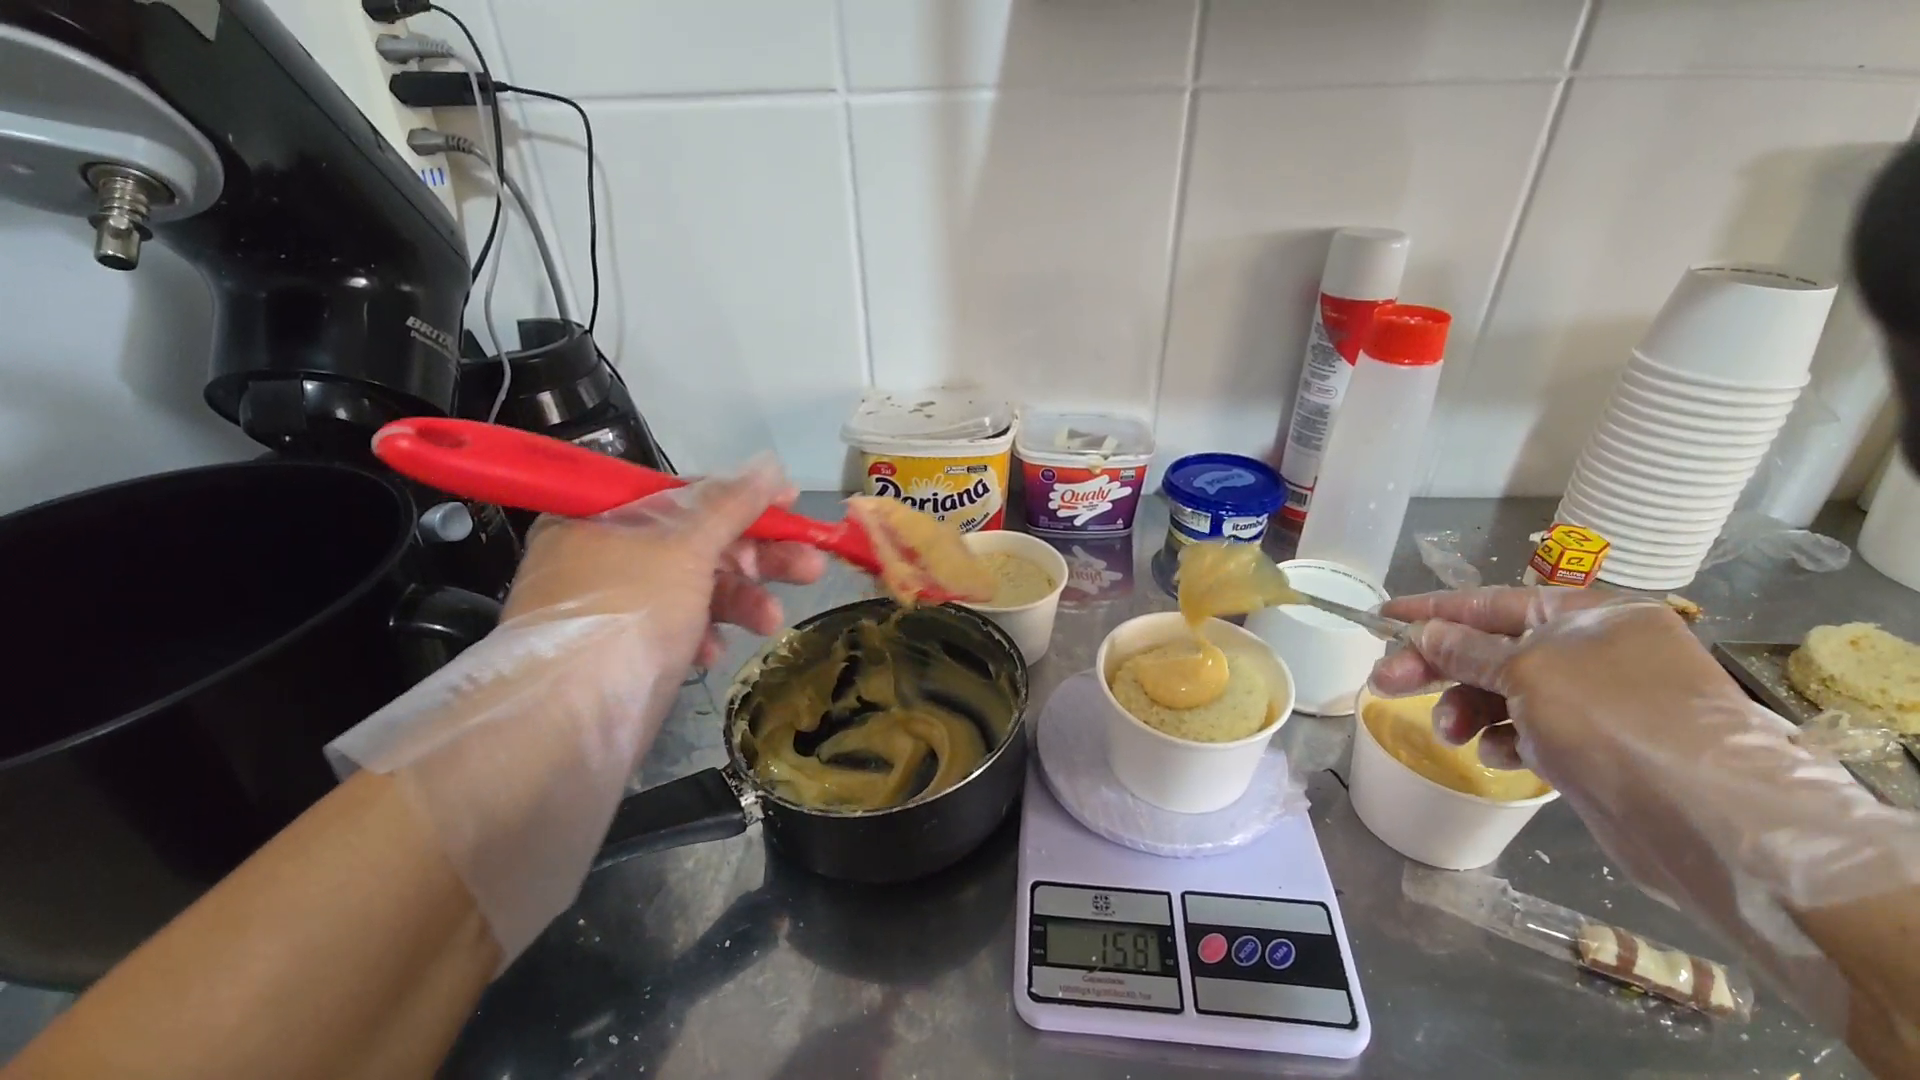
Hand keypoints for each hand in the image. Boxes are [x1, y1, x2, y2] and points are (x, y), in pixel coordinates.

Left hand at [329, 462, 826, 962]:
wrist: (570, 717)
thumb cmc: (628, 610)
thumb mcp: (684, 544)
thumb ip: (732, 503)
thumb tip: (770, 463)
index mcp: (605, 513)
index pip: (688, 492)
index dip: (745, 498)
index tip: (793, 505)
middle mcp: (605, 552)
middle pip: (699, 541)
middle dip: (758, 557)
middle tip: (810, 568)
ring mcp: (613, 604)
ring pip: (693, 588)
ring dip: (739, 601)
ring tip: (772, 622)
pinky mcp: (623, 649)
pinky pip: (675, 627)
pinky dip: (702, 634)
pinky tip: (713, 654)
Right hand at [1369, 586, 1746, 782]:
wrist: (1703, 815)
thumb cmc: (1611, 718)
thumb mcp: (1526, 670)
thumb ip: (1468, 650)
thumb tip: (1426, 633)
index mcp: (1592, 614)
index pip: (1492, 602)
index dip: (1432, 611)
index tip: (1382, 618)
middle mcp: (1597, 651)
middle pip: (1493, 650)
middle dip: (1439, 668)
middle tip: (1384, 684)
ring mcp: (1600, 702)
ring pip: (1507, 695)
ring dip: (1469, 710)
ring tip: (1449, 734)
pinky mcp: (1598, 749)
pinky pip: (1532, 732)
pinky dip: (1507, 740)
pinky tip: (1498, 758)